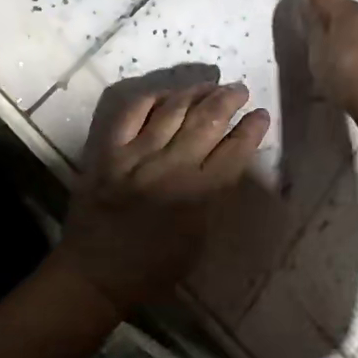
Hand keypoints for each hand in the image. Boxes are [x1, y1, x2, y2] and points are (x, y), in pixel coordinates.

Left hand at [57, 79, 269, 313]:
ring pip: (173, 110)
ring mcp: (137, 155)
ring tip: (211, 84)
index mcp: (198, 195)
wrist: (96, 273)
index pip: (234, 151)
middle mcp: (170, 167)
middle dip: (228, 100)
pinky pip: (132, 112)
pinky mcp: (109, 150)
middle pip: (206, 121)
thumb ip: (213, 197)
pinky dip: (152, 98)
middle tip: (240, 89)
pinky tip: (167, 94)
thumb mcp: (199, 238)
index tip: (261, 114)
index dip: (251, 129)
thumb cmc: (154, 266)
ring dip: (196, 92)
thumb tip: (225, 162)